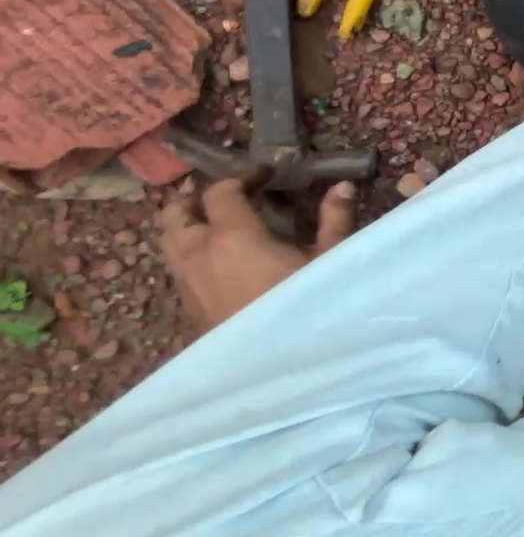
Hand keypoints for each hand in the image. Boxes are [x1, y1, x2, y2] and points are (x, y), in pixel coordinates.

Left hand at [158, 178, 357, 330]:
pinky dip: (190, 249)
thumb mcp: (329, 258)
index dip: (242, 178)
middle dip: (195, 197)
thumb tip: (341, 187)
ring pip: (169, 240)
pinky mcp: (186, 302)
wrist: (270, 361)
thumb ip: (334, 219)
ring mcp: (185, 279)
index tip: (268, 174)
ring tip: (217, 220)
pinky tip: (220, 256)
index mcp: (232, 236)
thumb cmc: (303, 301)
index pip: (220, 193)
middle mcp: (197, 253)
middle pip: (175, 214)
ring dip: (188, 224)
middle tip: (226, 193)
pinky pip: (177, 264)